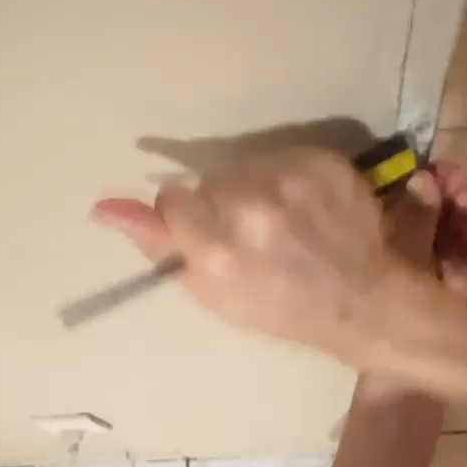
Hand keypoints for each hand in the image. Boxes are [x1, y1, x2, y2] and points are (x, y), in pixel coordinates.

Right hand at [91, 148, 466, 364]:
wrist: (364, 303)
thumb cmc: (285, 311)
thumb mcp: (216, 295)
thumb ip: (161, 247)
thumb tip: (102, 207)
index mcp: (216, 252)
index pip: (174, 199)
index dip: (191, 218)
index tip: (214, 237)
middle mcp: (248, 208)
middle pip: (208, 180)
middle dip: (222, 203)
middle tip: (255, 235)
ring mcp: (289, 180)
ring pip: (244, 165)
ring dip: (254, 187)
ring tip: (284, 221)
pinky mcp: (321, 161)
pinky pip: (280, 156)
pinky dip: (287, 178)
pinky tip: (307, 208)